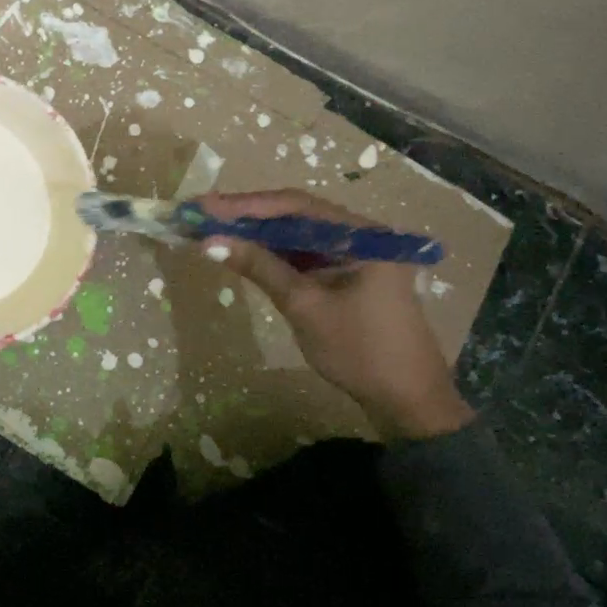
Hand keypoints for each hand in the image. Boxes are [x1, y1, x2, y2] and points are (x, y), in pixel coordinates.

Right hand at [198, 189, 473, 443]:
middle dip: (245, 215)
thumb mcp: (303, 305)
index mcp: (364, 236)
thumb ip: (258, 266)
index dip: (245, 204)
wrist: (407, 402)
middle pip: (294, 214)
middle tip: (199, 214)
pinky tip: (239, 249)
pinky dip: (270, 251)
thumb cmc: (360, 351)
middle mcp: (362, 236)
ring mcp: (354, 255)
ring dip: (254, 232)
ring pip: (294, 232)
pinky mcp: (344, 273)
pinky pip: (301, 252)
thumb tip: (209, 241)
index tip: (203, 207)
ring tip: (209, 228)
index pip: (296, 206)